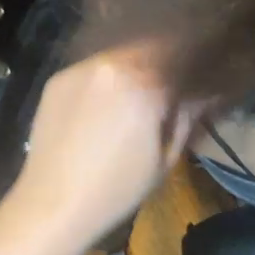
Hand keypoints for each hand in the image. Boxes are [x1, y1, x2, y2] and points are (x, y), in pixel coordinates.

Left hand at [5, 47, 195, 238]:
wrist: (53, 204)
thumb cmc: (118, 188)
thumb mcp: (166, 157)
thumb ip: (185, 116)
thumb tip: (201, 94)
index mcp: (144, 82)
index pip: (181, 57)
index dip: (195, 67)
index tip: (200, 83)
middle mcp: (110, 64)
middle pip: (148, 49)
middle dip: (163, 65)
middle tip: (169, 89)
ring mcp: (79, 69)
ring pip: (119, 58)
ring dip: (133, 70)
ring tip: (136, 99)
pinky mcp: (57, 80)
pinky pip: (93, 70)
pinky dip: (107, 80)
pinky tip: (106, 107)